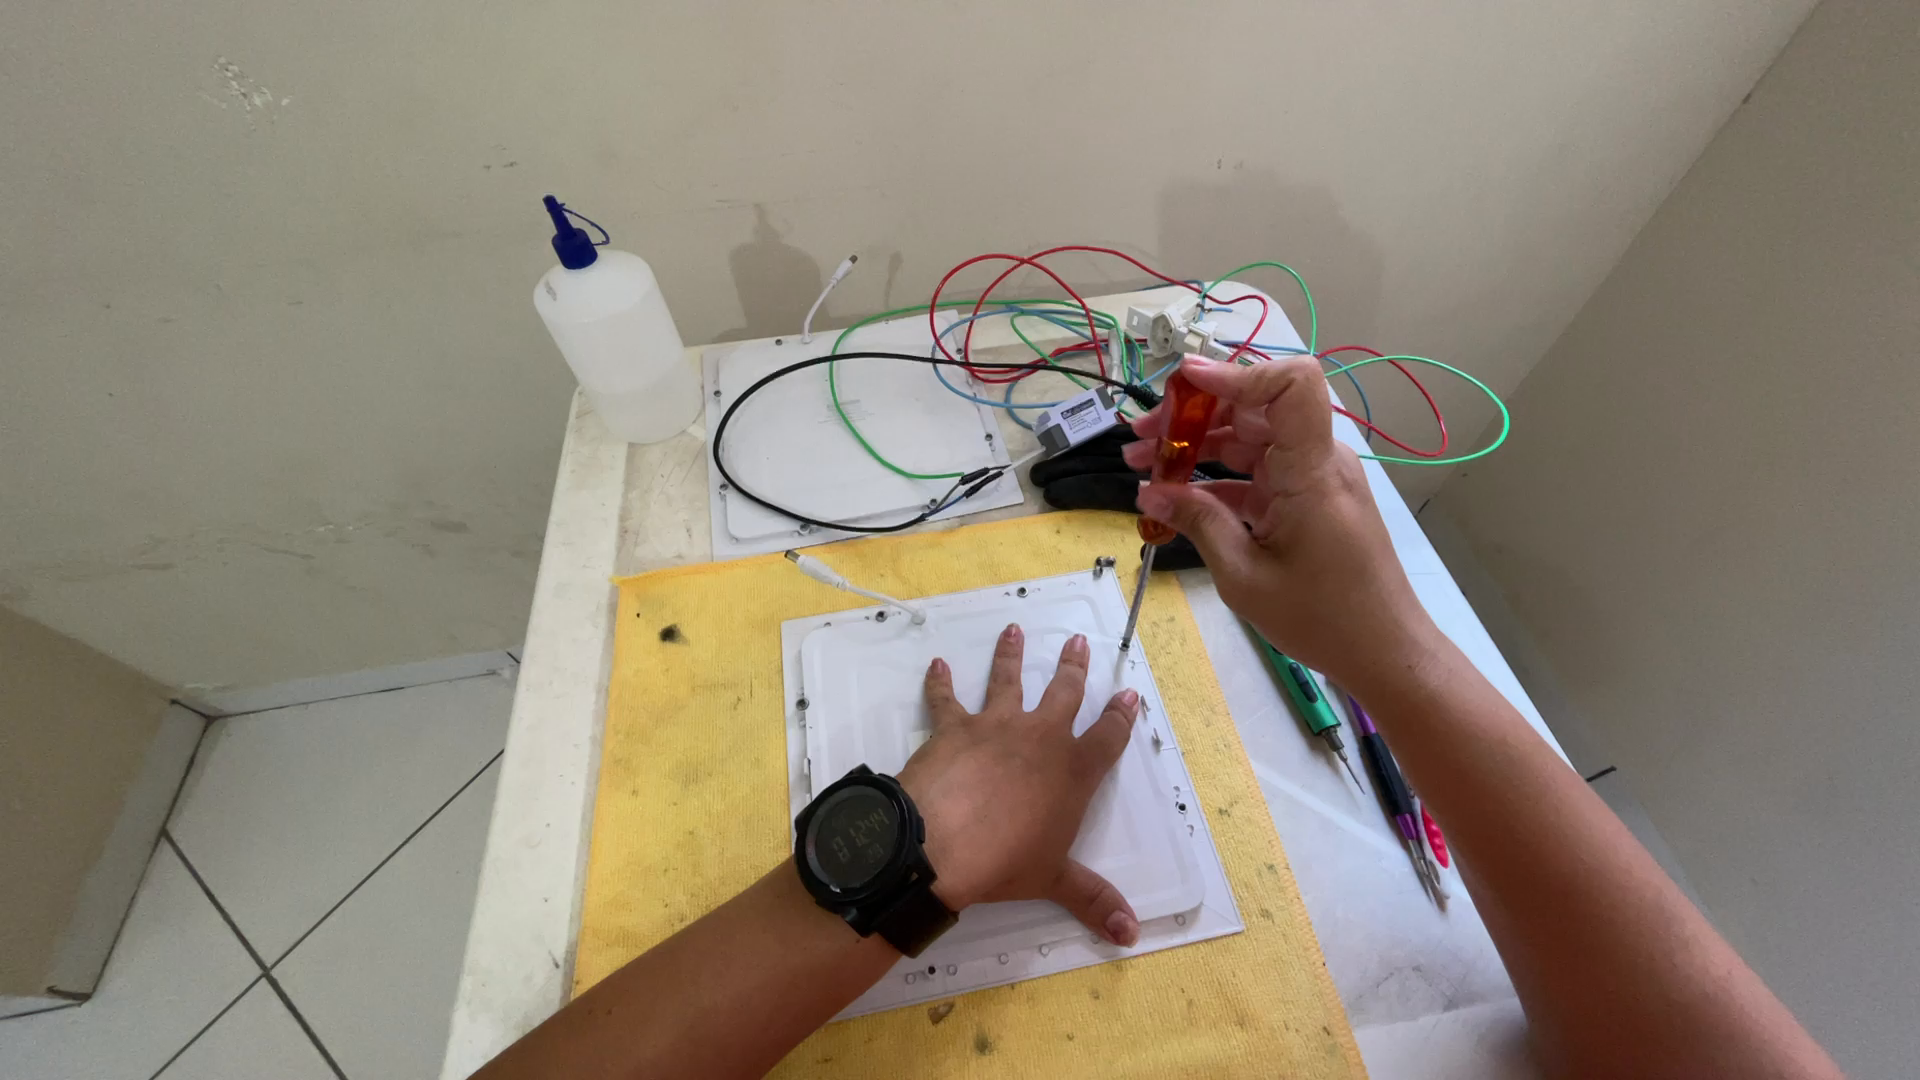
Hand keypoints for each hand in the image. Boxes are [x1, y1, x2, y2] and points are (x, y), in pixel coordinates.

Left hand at [897, 623, 1142, 945]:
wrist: (943, 843)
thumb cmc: (1005, 860)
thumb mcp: (1053, 881)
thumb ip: (1093, 900)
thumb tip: (1131, 935)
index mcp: (1071, 771)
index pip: (1107, 739)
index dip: (1121, 717)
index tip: (1129, 694)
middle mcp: (1039, 737)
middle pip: (1063, 693)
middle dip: (1073, 667)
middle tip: (1077, 641)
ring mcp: (995, 725)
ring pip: (1008, 680)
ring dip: (1011, 654)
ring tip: (1013, 629)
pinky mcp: (954, 726)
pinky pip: (945, 698)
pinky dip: (939, 681)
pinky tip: (936, 664)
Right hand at [1122, 355, 1440, 693]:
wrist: (1384, 652)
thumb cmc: (1320, 618)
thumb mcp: (1244, 575)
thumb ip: (1198, 523)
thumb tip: (1149, 491)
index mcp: (1310, 472)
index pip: (1292, 385)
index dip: (1237, 374)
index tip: (1182, 386)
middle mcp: (1315, 462)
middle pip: (1254, 409)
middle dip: (1192, 415)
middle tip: (1139, 437)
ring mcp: (1311, 480)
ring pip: (1249, 440)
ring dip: (1196, 447)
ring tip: (1143, 464)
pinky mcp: (1306, 500)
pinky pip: (1257, 473)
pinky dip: (1216, 480)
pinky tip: (1176, 498)